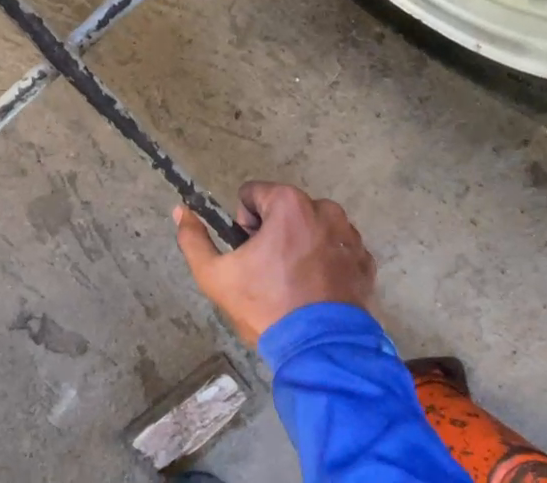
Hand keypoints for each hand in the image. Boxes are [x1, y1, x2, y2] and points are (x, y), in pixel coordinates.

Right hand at [173, 182, 376, 346]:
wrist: (322, 353)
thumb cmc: (266, 307)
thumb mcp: (215, 276)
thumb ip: (193, 239)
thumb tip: (180, 211)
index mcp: (289, 204)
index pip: (252, 194)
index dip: (244, 223)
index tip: (249, 253)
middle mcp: (325, 210)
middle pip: (285, 209)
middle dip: (274, 232)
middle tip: (269, 272)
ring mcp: (350, 237)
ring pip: (313, 227)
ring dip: (301, 244)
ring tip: (295, 284)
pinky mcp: (367, 263)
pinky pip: (337, 249)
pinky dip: (326, 262)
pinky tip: (317, 291)